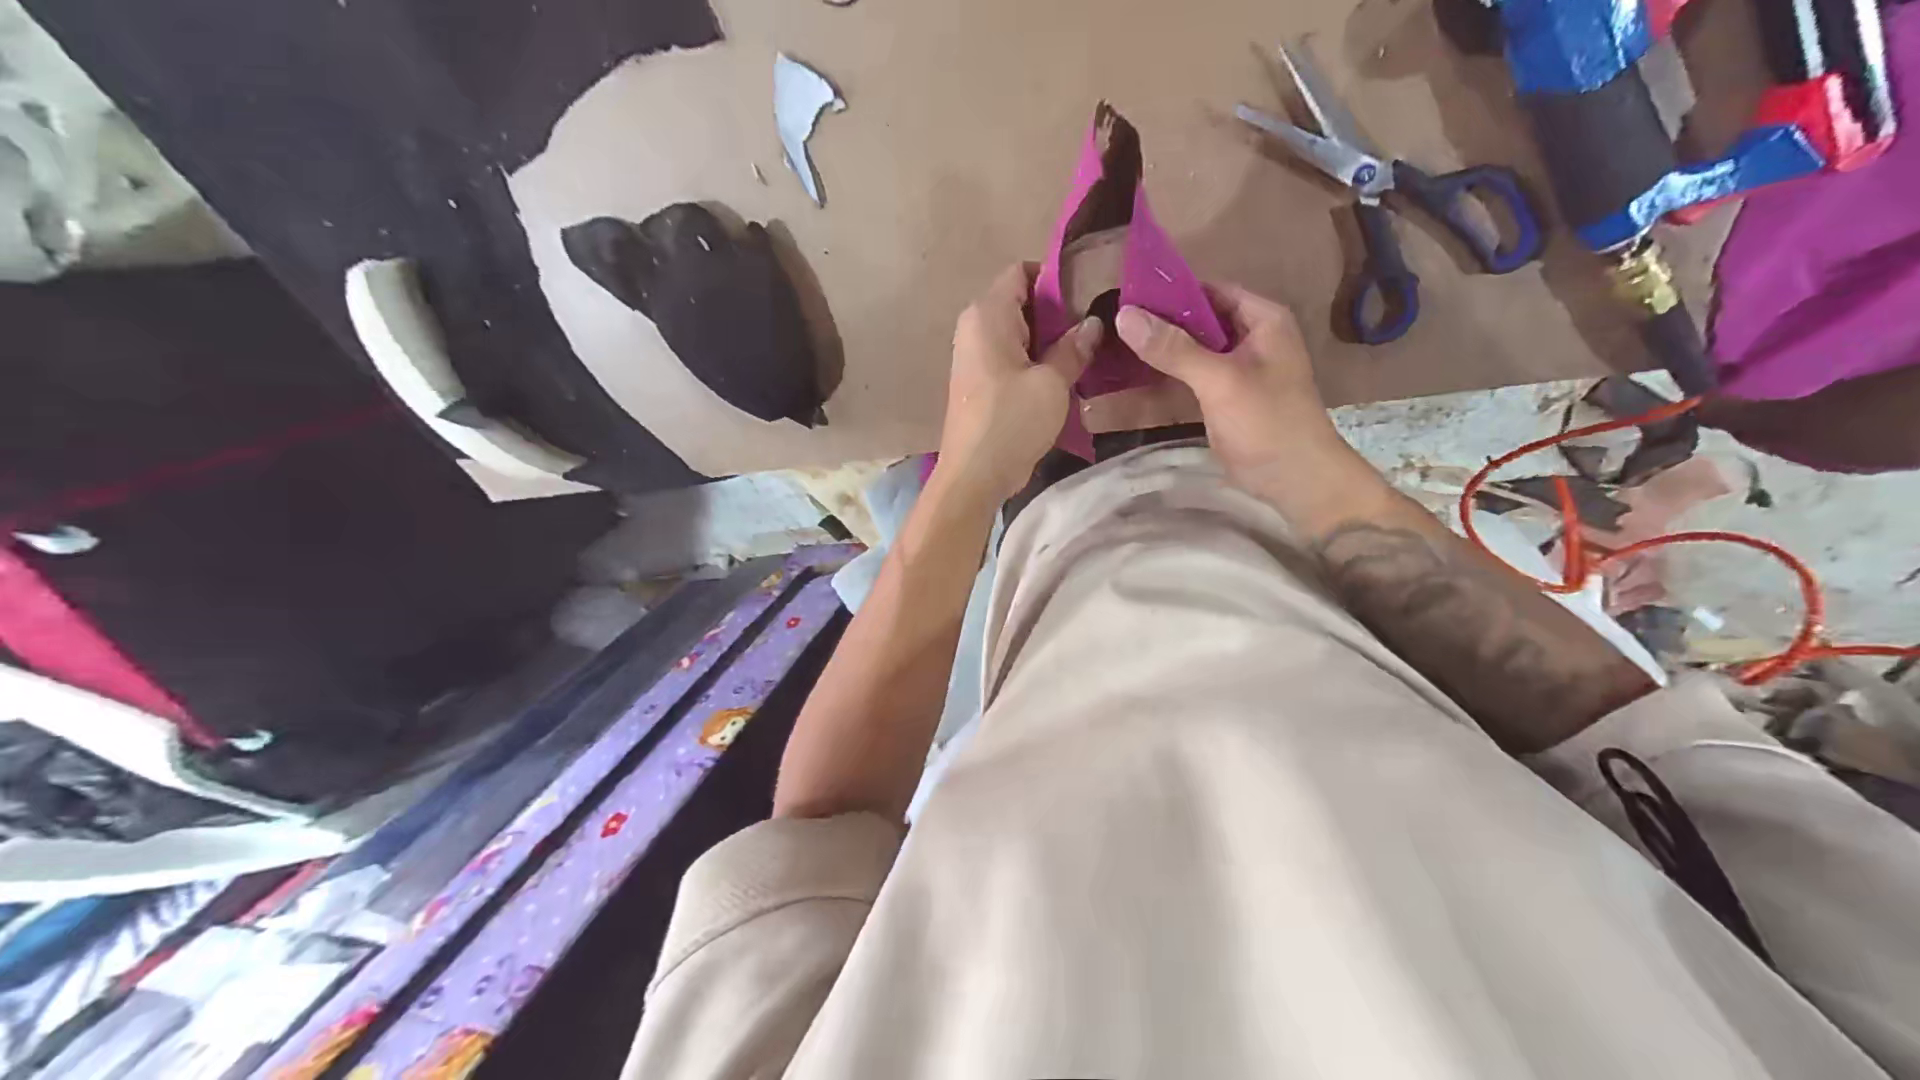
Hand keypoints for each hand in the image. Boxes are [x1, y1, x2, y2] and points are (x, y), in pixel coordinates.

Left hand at [935, 263, 1102, 503]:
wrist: (974, 475)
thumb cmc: (1011, 421)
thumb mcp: (1052, 383)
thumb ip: (1073, 348)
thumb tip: (1092, 324)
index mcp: (987, 315)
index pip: (1022, 272)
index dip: (1056, 277)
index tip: (1088, 293)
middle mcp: (974, 327)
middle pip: (1020, 302)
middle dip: (1057, 311)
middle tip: (1095, 326)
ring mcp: (973, 356)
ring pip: (1018, 332)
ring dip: (1049, 340)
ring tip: (1086, 351)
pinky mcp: (978, 382)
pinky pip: (1011, 357)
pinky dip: (1034, 360)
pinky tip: (1063, 375)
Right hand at [1116, 284, 1336, 489]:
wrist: (1295, 479)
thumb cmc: (1266, 421)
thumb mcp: (1219, 379)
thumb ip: (1173, 348)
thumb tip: (1124, 316)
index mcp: (1261, 319)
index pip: (1209, 290)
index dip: (1170, 290)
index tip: (1127, 295)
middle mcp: (1251, 337)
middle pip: (1199, 318)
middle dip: (1161, 320)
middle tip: (1113, 321)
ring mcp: (1238, 368)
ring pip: (1194, 347)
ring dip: (1162, 347)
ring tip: (1117, 342)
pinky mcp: (1225, 396)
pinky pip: (1192, 374)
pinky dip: (1168, 371)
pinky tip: (1137, 372)